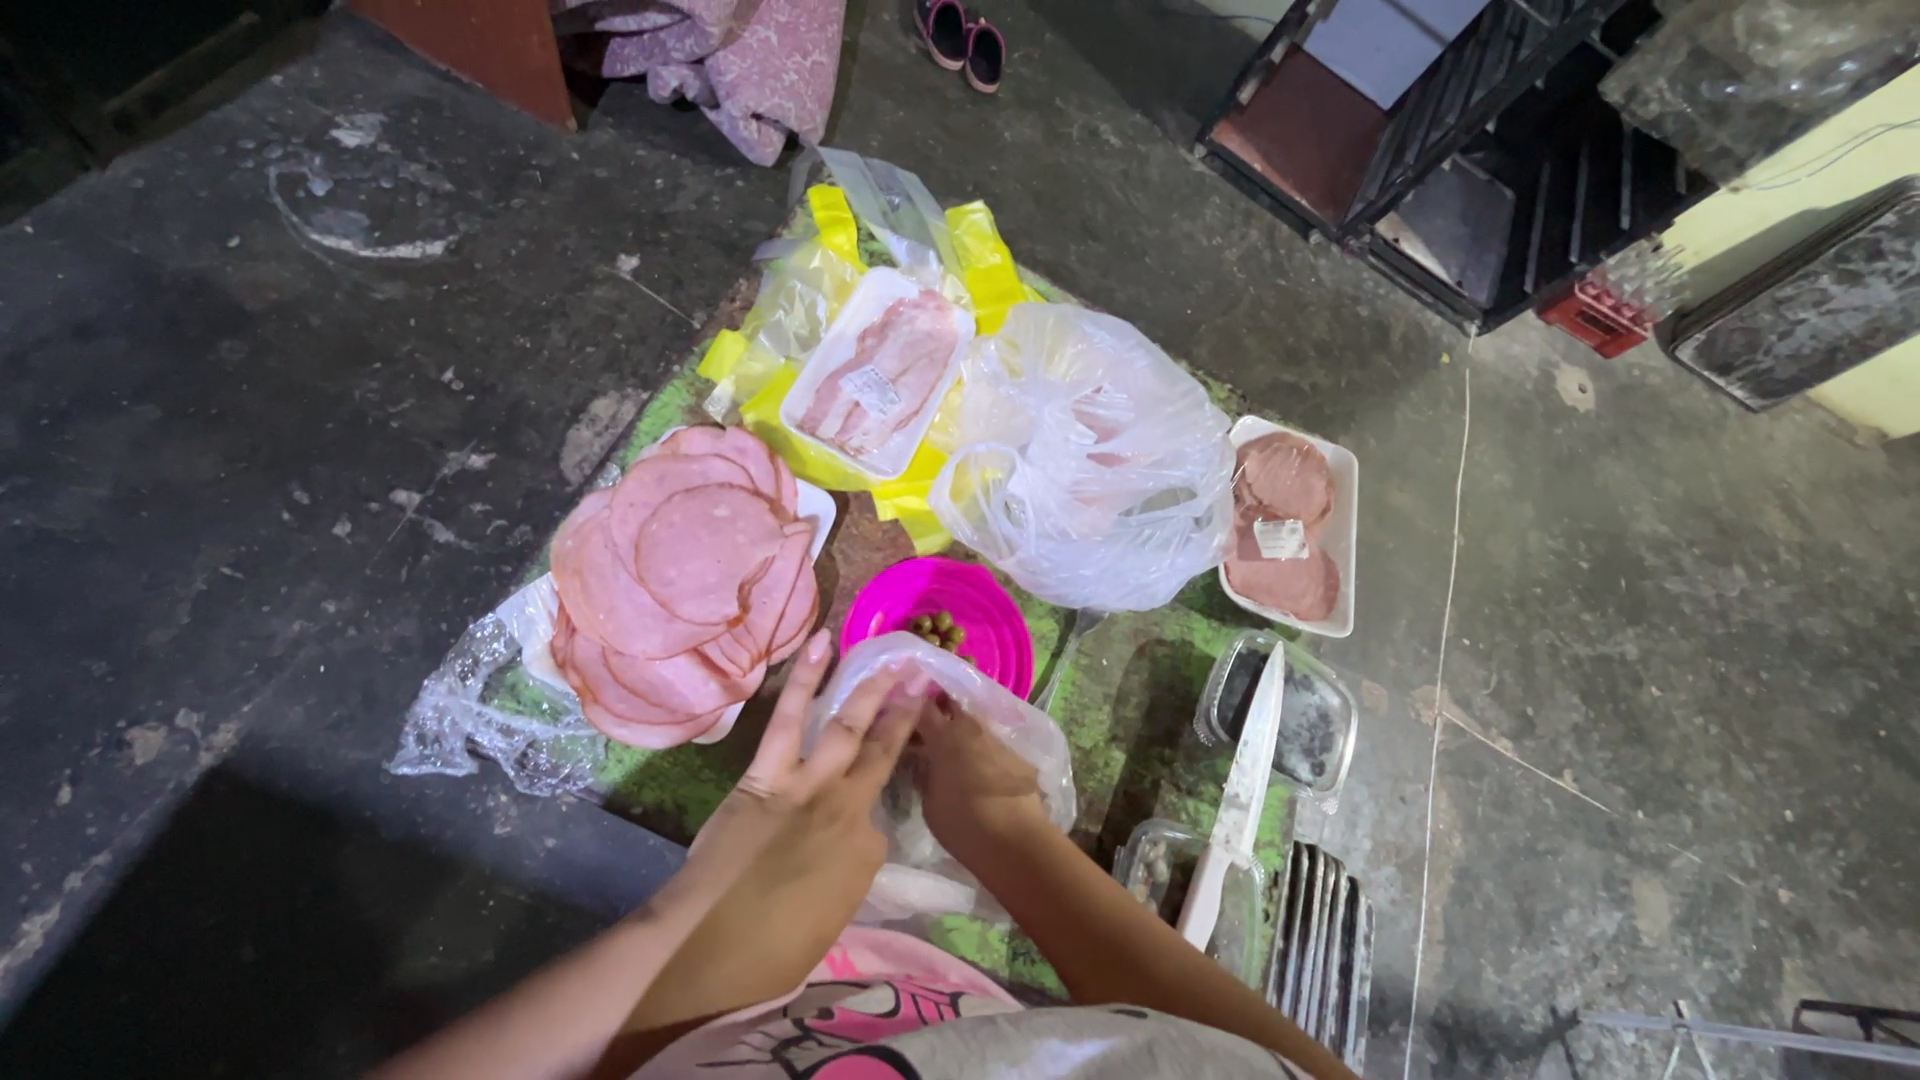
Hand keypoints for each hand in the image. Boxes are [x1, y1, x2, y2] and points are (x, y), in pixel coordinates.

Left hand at [620, 631, 927, 1036]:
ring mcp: (811, 785)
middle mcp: (850, 809)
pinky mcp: (770, 771)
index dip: (869, 818)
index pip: (878, 823)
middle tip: (923, 677)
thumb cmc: (771, 951)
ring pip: (849, 726)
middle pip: (885, 754)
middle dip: (906, 714)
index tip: (859, 820)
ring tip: (894, 658)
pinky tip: (821, 646)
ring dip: (873, 689)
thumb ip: (843, 874)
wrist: (710, 946)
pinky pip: (790, 717)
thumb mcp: (829, 919)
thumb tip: (840, 850)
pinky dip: (806, 678)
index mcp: (867, 854)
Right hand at [911, 695, 1049, 866]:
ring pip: (972, 727)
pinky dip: (980, 752)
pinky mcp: (1017, 754)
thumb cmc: (963, 822)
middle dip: (938, 716)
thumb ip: (924, 772)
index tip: (901, 718)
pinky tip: (978, 772)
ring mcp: (997, 739)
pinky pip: (990, 745)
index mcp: (944, 736)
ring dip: (960, 735)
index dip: (910, 709)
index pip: (922, 707)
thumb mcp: (929, 801)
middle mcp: (971, 728)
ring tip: (951, 757)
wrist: (1016, 840)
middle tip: (925, 735)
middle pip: (951, 708)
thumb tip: (924, 760)